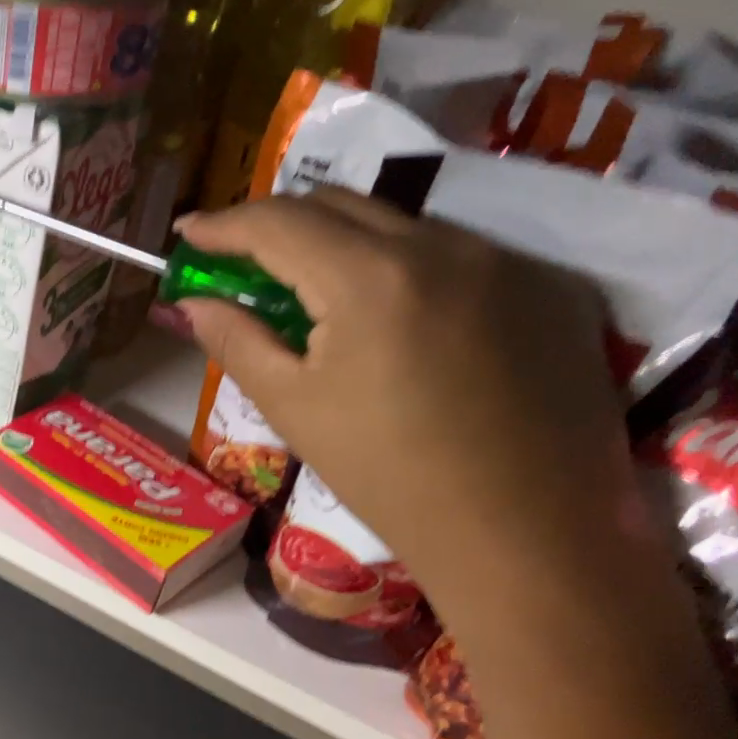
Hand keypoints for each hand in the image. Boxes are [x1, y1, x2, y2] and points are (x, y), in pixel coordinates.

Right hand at [156, 188, 638, 591]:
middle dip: (278, 222)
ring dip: (342, 242)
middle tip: (240, 260)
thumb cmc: (387, 477)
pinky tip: (392, 320)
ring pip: (400, 223)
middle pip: (338, 203)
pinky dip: (403, 267)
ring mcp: (507, 262)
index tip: (187, 234)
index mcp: (370, 279)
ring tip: (312, 291)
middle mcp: (444, 247)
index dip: (223, 223)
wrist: (527, 535)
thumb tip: (195, 303)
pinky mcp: (550, 288)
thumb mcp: (291, 407)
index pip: (278, 221)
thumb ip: (235, 340)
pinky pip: (456, 254)